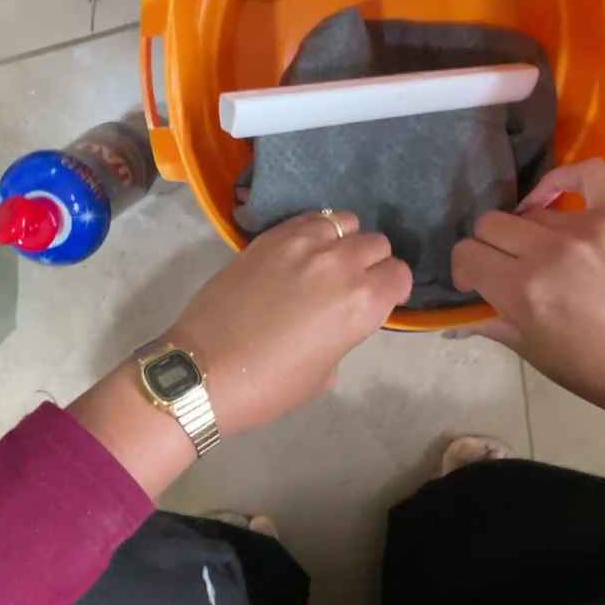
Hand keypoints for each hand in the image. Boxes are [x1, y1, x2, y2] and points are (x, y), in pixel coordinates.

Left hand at [171, 210, 410, 433]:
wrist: (206, 372)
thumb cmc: (269, 386)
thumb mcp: (324, 373)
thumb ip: (344, 335)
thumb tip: (338, 322)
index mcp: (362, 304)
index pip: (398, 275)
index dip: (391, 289)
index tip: (380, 300)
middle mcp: (340, 265)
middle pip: (375, 244)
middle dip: (371, 263)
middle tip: (350, 284)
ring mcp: (302, 245)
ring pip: (344, 221)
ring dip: (343, 239)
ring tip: (326, 261)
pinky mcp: (269, 237)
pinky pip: (308, 218)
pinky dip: (313, 230)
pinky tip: (300, 251)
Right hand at [451, 159, 604, 434]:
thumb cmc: (603, 375)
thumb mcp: (537, 355)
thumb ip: (495, 323)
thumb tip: (463, 313)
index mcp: (523, 292)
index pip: (468, 255)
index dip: (466, 270)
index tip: (477, 284)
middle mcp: (550, 253)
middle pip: (492, 225)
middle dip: (490, 249)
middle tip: (508, 269)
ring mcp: (592, 228)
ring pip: (533, 212)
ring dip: (529, 233)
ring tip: (548, 255)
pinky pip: (588, 174)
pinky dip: (563, 181)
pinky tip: (555, 199)